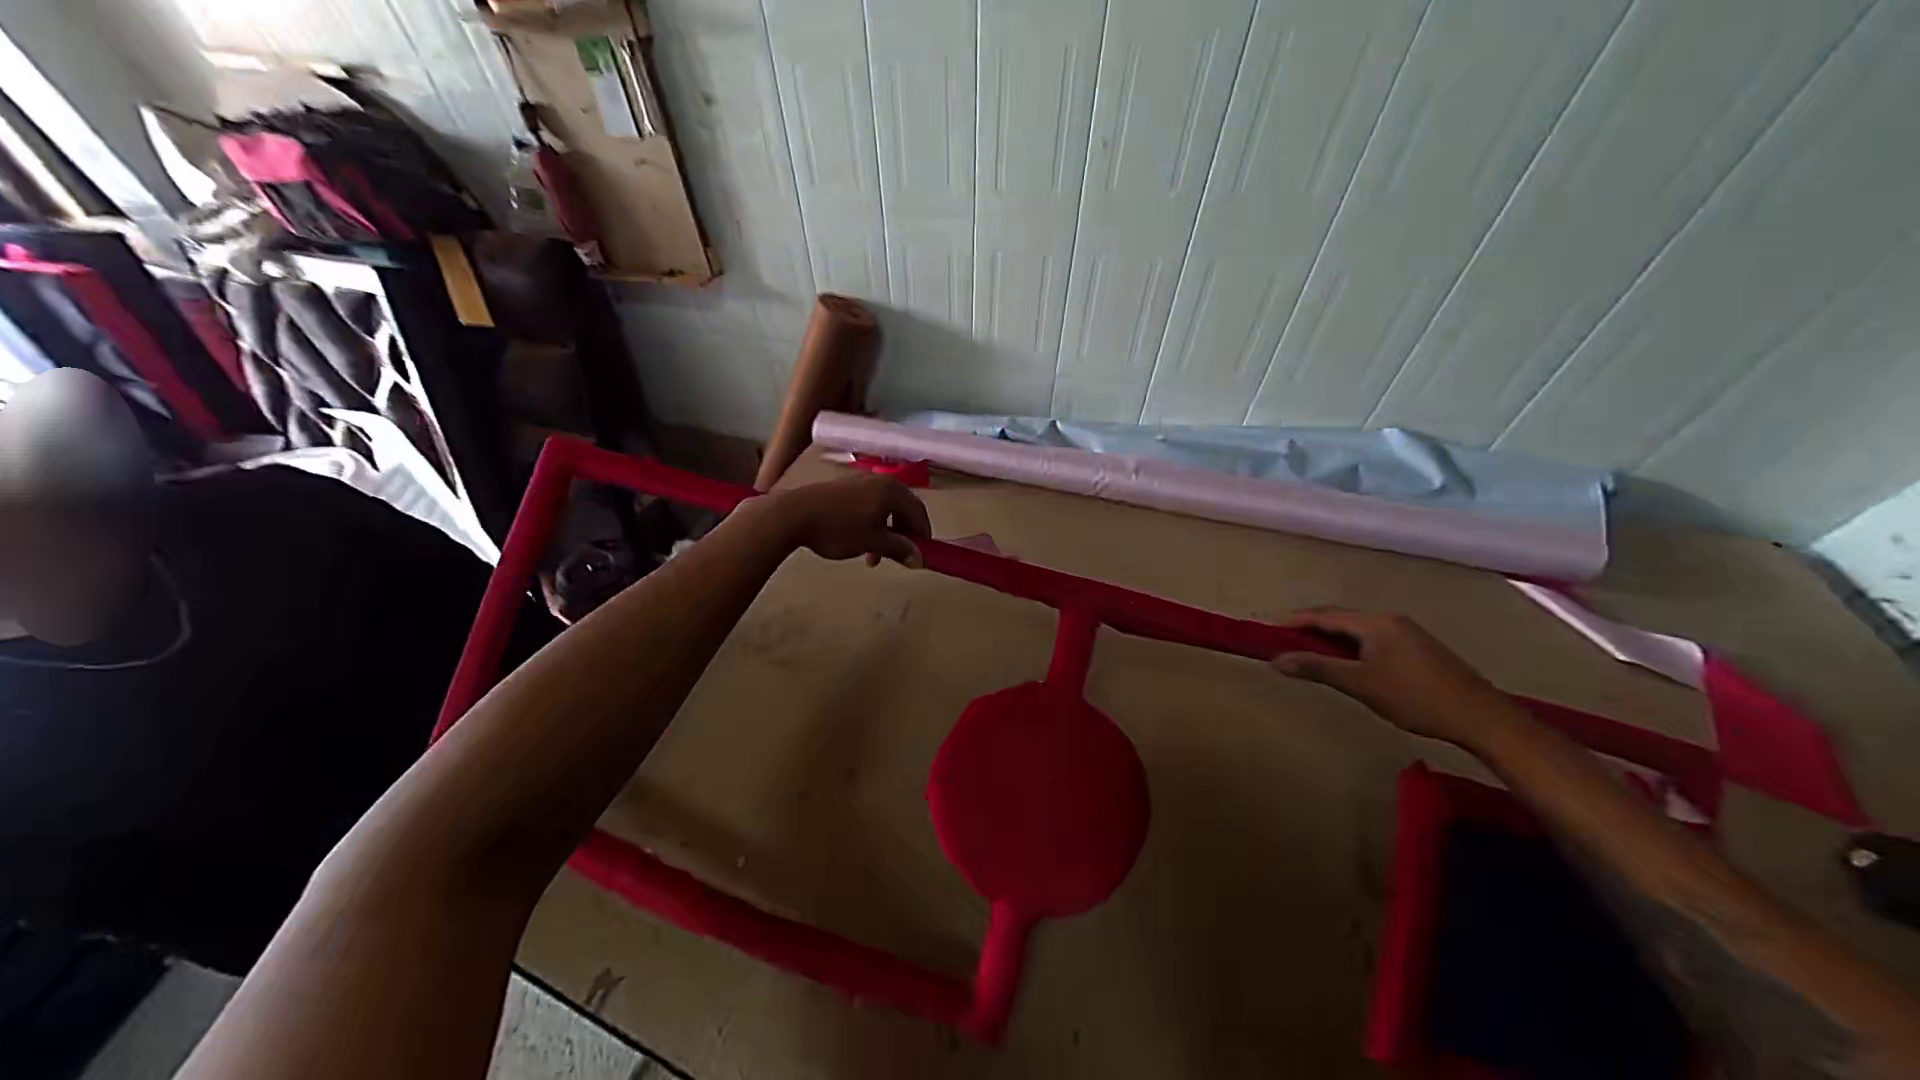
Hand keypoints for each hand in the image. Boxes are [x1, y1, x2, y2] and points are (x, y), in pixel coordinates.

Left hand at [761, 473, 931, 567]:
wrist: (793, 514)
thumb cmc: (839, 528)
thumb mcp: (873, 542)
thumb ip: (899, 549)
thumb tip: (919, 559)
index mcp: (892, 490)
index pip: (918, 512)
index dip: (922, 534)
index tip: (920, 555)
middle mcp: (880, 480)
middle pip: (902, 508)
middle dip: (902, 534)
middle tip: (897, 556)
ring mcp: (860, 481)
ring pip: (883, 509)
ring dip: (885, 533)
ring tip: (872, 556)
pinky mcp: (843, 487)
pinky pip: (868, 505)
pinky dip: (870, 523)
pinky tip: (858, 541)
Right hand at [1269, 607, 1519, 747]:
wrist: (1481, 717)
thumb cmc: (1416, 698)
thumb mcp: (1360, 684)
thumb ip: (1317, 669)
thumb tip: (1276, 660)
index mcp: (1375, 622)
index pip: (1323, 615)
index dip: (1292, 621)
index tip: (1265, 628)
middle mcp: (1390, 619)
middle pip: (1339, 618)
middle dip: (1307, 628)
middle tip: (1279, 641)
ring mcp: (1406, 633)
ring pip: (1356, 630)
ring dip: (1328, 639)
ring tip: (1304, 653)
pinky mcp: (1416, 649)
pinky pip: (1371, 639)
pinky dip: (1348, 647)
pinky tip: (1343, 663)